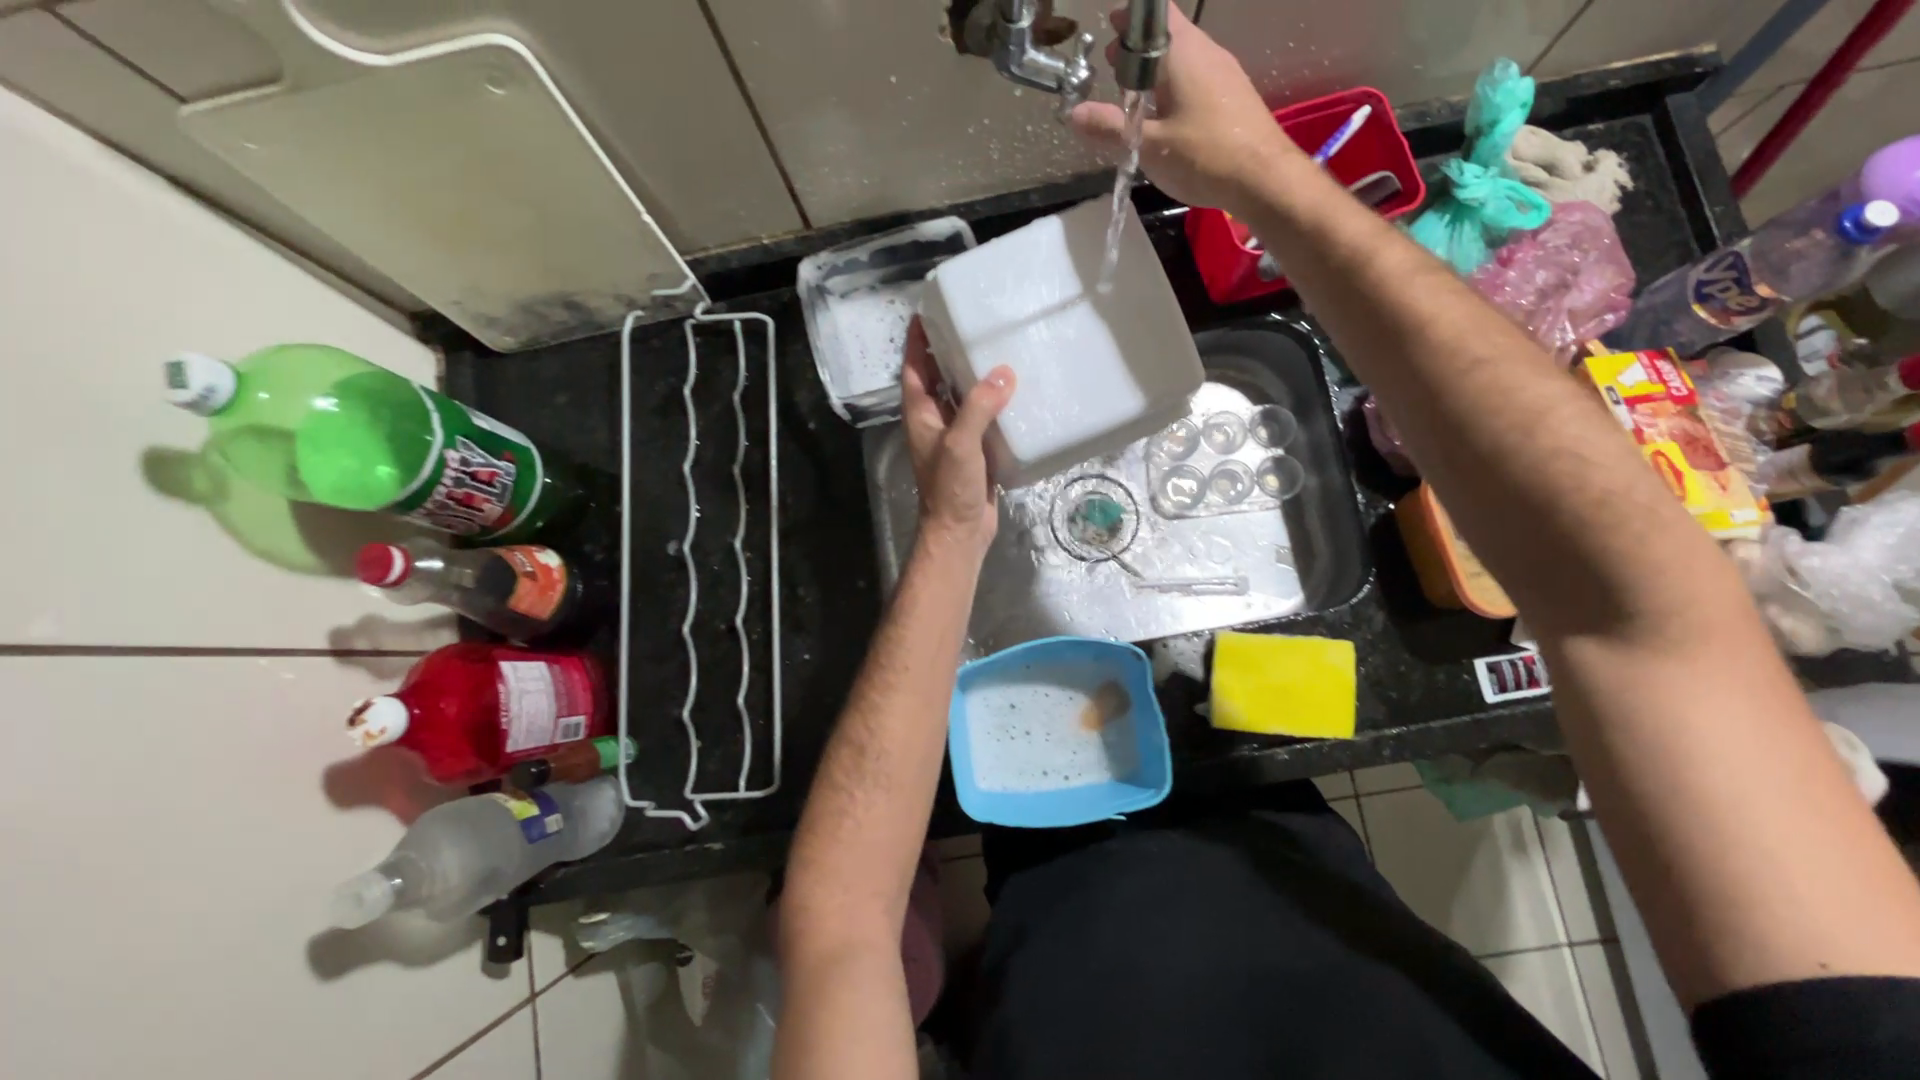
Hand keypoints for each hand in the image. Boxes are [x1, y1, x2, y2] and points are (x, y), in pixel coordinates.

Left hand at [899, 319, 1015, 558]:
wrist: (961, 532)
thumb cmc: (950, 487)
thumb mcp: (960, 443)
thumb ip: (978, 407)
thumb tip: (1002, 373)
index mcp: (920, 414)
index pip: (913, 368)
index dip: (916, 341)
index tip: (926, 312)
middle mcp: (934, 421)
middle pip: (938, 377)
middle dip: (949, 351)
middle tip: (972, 322)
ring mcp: (955, 437)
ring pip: (962, 397)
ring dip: (975, 376)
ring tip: (997, 348)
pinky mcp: (975, 452)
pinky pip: (983, 419)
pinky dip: (996, 404)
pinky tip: (1017, 391)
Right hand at [1068, 4, 1299, 212]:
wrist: (1265, 178)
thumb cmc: (1204, 156)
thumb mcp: (1148, 145)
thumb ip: (1110, 127)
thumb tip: (1074, 114)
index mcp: (1182, 53)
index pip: (1155, 13)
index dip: (1130, 18)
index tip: (1108, 30)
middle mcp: (1206, 52)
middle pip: (1167, 35)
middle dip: (1138, 48)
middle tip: (1112, 67)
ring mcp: (1225, 72)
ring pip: (1183, 56)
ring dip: (1157, 69)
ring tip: (1133, 95)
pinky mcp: (1234, 95)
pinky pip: (1198, 76)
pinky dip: (1175, 84)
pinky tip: (1164, 114)